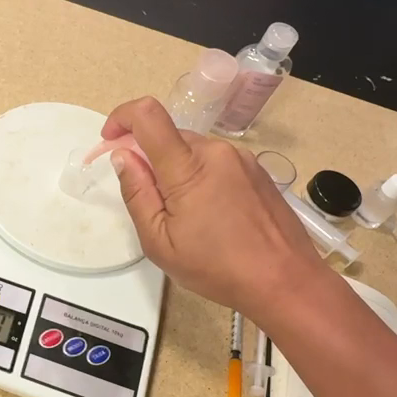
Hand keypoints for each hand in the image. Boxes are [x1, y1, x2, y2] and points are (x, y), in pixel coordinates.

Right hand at [102, 96, 328, 313]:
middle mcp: (216, 151)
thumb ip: (136, 193)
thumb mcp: (159, 241)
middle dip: (148, 158)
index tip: (110, 139)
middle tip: (148, 201)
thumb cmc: (217, 268)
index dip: (122, 117)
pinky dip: (200, 178)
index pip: (148, 115)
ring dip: (176, 171)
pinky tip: (210, 215)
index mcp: (188, 166)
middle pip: (169, 136)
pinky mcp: (257, 171)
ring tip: (184, 216)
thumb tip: (123, 157)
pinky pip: (216, 162)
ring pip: (193, 151)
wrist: (286, 281)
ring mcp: (241, 159)